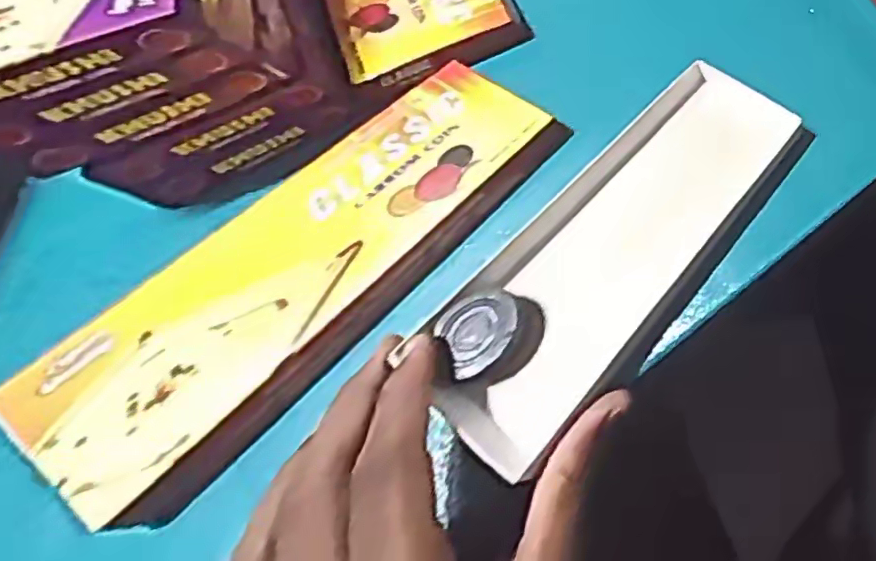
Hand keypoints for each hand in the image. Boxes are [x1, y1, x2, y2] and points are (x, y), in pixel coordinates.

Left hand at [234, 334, 630, 560]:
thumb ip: (565, 493)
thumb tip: (611, 405)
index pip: (386, 468)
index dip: (403, 398)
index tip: (426, 347)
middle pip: (315, 487)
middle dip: (351, 406)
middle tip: (391, 353)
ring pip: (264, 528)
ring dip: (309, 451)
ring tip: (353, 402)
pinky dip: (272, 511)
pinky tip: (302, 487)